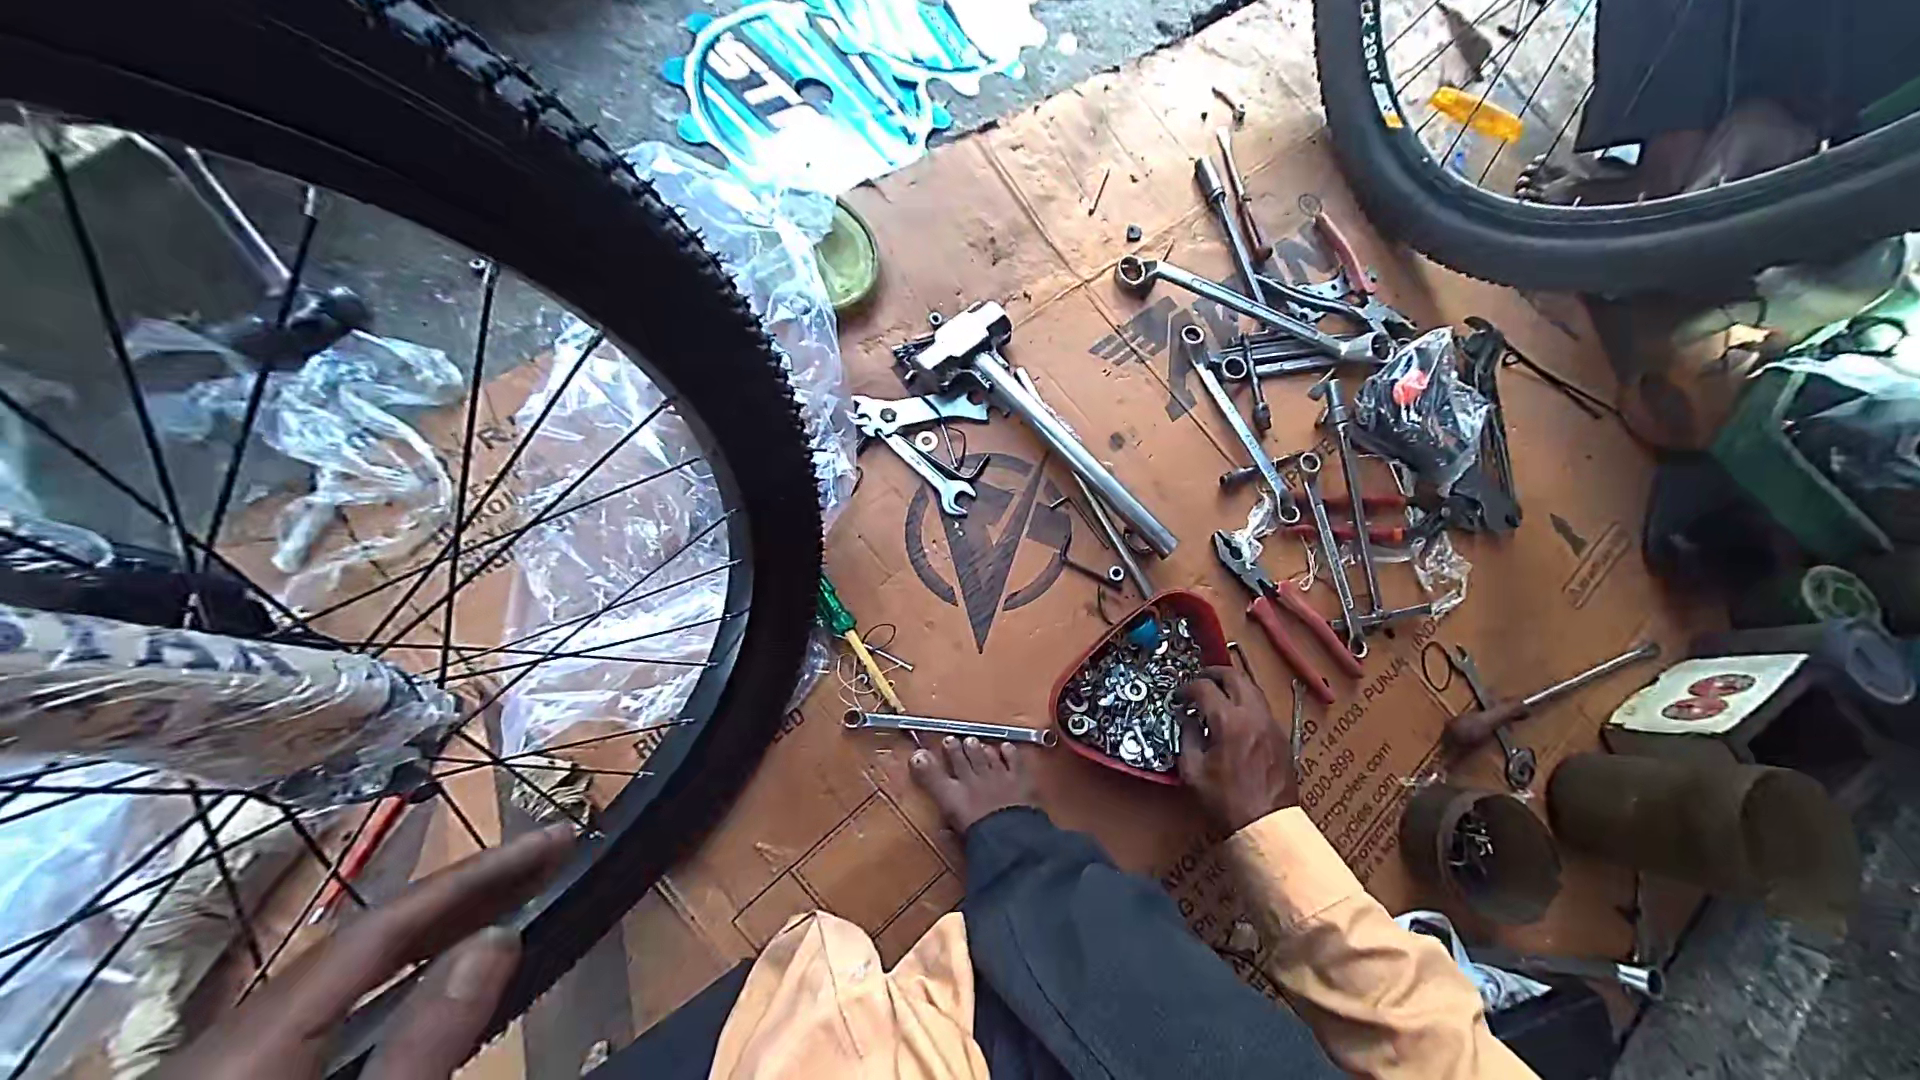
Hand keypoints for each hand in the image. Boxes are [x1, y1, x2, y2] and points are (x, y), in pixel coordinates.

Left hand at [157, 824, 574, 1079]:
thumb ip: (426, 1047)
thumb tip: (501, 940)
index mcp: (251, 1050)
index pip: (386, 927)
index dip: (476, 874)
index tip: (554, 841)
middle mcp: (233, 1037)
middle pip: (370, 934)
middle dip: (469, 886)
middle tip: (551, 851)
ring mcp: (230, 1059)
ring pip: (354, 962)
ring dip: (445, 917)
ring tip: (519, 887)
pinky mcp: (241, 1077)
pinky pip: (341, 994)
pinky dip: (410, 960)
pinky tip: (448, 955)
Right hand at [1177, 665, 1297, 831]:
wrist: (1268, 825)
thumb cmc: (1227, 801)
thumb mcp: (1193, 770)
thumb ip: (1186, 737)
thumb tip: (1186, 720)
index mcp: (1229, 722)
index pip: (1204, 688)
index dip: (1187, 688)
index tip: (1179, 697)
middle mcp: (1253, 716)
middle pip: (1234, 676)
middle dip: (1213, 674)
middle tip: (1200, 680)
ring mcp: (1271, 725)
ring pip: (1252, 688)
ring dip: (1233, 685)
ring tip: (1218, 693)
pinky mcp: (1281, 737)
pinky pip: (1262, 707)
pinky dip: (1246, 701)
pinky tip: (1235, 716)